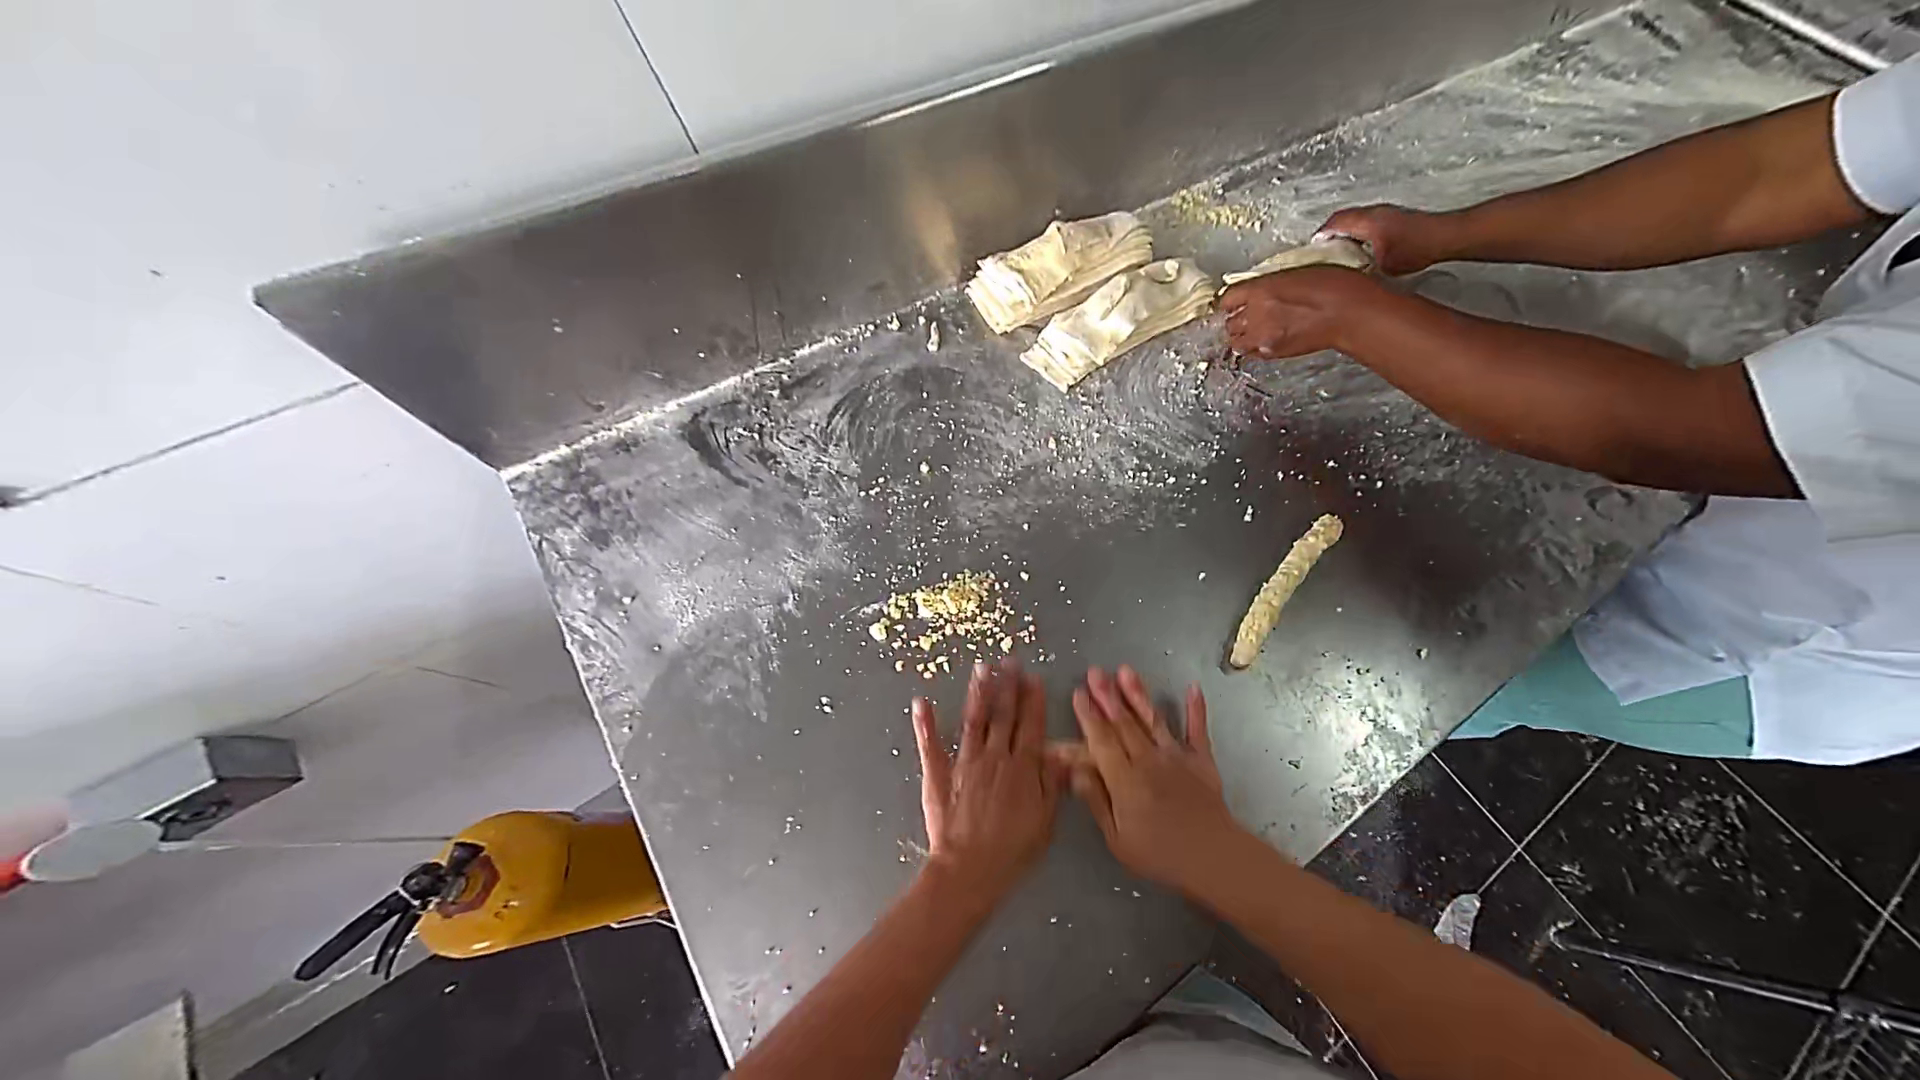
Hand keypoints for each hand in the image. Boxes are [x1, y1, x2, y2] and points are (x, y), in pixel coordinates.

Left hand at [912, 660, 1060, 905]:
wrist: (970, 869)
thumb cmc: (1012, 850)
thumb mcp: (1045, 821)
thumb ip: (1052, 783)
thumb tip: (1062, 752)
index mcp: (1022, 767)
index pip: (1031, 726)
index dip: (1033, 701)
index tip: (1034, 678)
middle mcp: (994, 756)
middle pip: (1003, 715)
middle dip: (1008, 685)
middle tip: (1010, 660)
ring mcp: (964, 761)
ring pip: (973, 719)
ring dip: (978, 692)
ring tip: (981, 668)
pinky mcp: (939, 773)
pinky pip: (931, 744)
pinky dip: (925, 722)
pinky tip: (921, 701)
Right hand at [1063, 666, 1242, 893]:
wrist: (1214, 858)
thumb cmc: (1159, 854)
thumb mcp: (1117, 838)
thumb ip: (1096, 799)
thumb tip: (1075, 769)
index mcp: (1124, 778)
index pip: (1101, 740)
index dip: (1088, 716)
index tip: (1078, 694)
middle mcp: (1148, 759)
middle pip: (1123, 723)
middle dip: (1106, 696)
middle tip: (1094, 672)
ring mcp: (1176, 756)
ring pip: (1152, 719)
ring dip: (1137, 694)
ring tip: (1125, 670)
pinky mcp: (1201, 760)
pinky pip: (1197, 730)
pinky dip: (1195, 708)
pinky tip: (1192, 687)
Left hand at [1220, 265, 1384, 360]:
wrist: (1351, 315)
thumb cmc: (1335, 287)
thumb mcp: (1299, 273)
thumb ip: (1273, 284)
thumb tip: (1263, 290)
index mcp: (1261, 289)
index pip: (1228, 298)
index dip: (1230, 300)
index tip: (1233, 302)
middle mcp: (1255, 314)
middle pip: (1229, 321)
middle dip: (1235, 319)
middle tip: (1245, 316)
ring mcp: (1262, 336)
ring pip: (1236, 341)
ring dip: (1241, 336)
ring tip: (1252, 331)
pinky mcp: (1272, 352)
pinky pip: (1250, 353)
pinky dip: (1252, 348)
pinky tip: (1263, 341)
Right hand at [1316, 203, 1451, 275]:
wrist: (1447, 236)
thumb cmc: (1418, 247)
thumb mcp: (1381, 266)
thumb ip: (1360, 268)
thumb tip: (1348, 276)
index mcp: (1367, 221)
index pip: (1335, 222)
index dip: (1320, 234)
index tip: (1312, 245)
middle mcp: (1375, 212)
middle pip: (1344, 217)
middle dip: (1330, 231)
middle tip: (1320, 246)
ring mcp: (1387, 213)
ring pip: (1356, 218)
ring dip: (1345, 230)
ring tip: (1337, 247)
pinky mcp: (1396, 217)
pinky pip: (1368, 221)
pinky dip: (1358, 231)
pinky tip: (1360, 246)